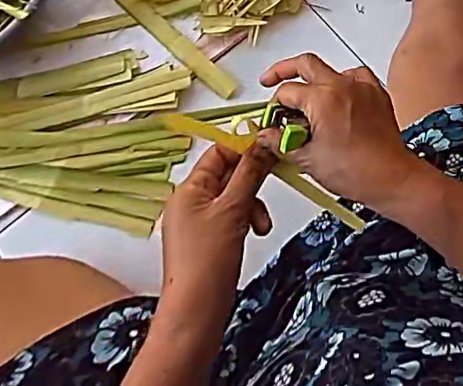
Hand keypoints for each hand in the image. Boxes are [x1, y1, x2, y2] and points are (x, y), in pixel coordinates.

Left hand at [158, 142, 275, 320]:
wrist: (195, 319)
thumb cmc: (207, 264)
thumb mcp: (233, 210)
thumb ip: (249, 173)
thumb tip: (263, 142)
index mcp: (188, 189)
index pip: (218, 151)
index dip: (244, 146)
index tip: (269, 147)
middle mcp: (191, 202)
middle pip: (227, 172)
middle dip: (252, 180)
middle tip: (273, 179)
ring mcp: (199, 222)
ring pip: (233, 196)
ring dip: (253, 203)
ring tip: (261, 224)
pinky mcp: (208, 241)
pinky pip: (232, 216)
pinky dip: (247, 219)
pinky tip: (255, 231)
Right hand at [258, 54, 431, 211]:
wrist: (392, 178)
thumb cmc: (355, 172)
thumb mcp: (309, 160)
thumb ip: (282, 143)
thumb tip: (265, 135)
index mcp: (321, 99)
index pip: (286, 91)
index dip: (274, 106)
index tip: (271, 120)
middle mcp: (341, 85)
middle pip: (305, 63)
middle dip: (283, 70)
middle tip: (270, 80)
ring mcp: (360, 85)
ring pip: (331, 69)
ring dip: (315, 80)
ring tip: (309, 100)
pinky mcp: (375, 91)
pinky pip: (355, 75)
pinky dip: (344, 82)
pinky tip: (339, 97)